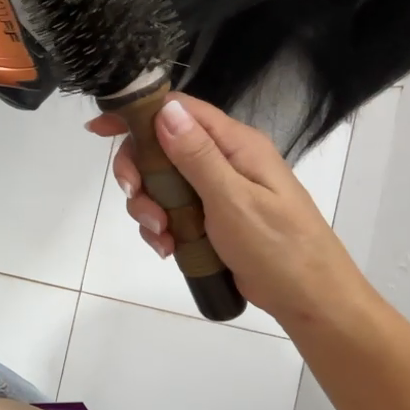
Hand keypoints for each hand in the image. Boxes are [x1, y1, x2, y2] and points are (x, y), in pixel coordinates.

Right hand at [86, 95, 376, 328]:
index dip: (137, 114)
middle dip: (140, 174)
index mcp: (236, 144)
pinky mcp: (212, 216)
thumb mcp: (233, 200)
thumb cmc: (278, 247)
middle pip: (161, 148)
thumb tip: (167, 110)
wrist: (310, 300)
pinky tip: (168, 248)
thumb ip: (197, 155)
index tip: (100, 131)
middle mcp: (225, 159)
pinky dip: (162, 228)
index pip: (179, 110)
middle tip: (135, 198)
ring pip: (162, 183)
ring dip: (150, 207)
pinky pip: (173, 210)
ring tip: (162, 237)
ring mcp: (218, 188)